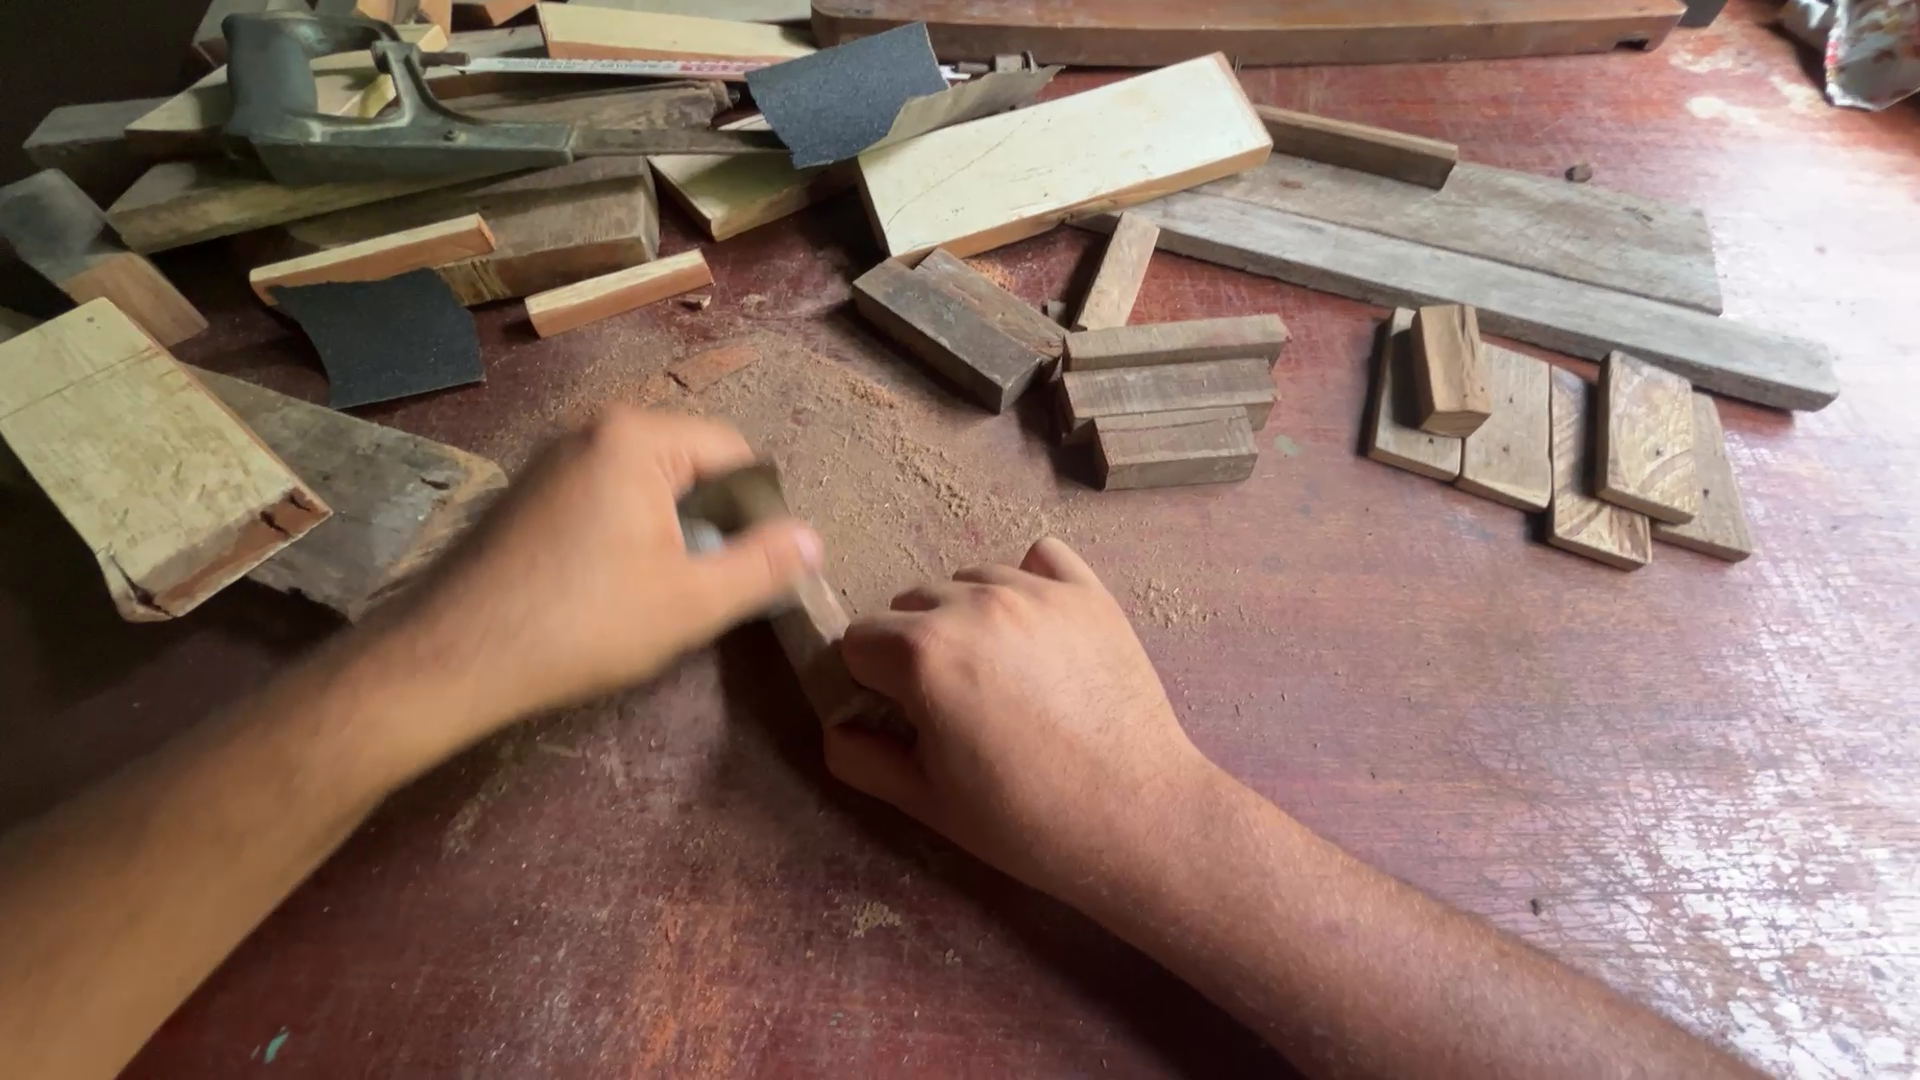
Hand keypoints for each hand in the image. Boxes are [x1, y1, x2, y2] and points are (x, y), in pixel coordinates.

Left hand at [362, 408, 821, 759]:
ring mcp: (554, 459)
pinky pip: (610, 497)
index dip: (758, 509)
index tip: (750, 564)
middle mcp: (592, 429)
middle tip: (705, 583)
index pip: (735, 453)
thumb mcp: (693, 601)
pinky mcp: (530, 492)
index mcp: (636, 438)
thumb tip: (814, 540)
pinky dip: (632, 532)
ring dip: (674, 530)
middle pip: (692, 466)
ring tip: (661, 589)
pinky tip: (614, 585)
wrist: (447, 663)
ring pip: (652, 484)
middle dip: (713, 521)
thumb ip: (764, 565)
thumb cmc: (583, 624)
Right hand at [825, 538, 1220, 903]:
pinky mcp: (1087, 590)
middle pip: (909, 604)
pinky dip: (1026, 581)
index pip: (858, 640)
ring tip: (1002, 667)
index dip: (870, 681)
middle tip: (954, 697)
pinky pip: (1037, 557)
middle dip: (914, 646)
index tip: (900, 711)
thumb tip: (836, 725)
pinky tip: (1038, 625)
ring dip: (966, 615)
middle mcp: (973, 604)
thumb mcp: (926, 802)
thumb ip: (860, 757)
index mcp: (923, 654)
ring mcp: (1035, 590)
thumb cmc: (1024, 819)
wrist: (1137, 817)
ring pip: (968, 580)